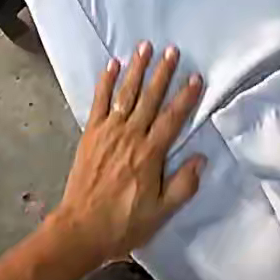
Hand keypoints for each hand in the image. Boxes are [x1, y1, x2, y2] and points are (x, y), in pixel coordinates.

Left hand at [46, 42, 205, 267]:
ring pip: (126, 94)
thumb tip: (201, 158)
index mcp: (150, 153)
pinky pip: (99, 103)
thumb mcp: (161, 212)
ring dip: (137, 69)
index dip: (185, 97)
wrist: (78, 232)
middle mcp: (131, 136)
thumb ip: (183, 185)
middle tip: (172, 51)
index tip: (195, 77)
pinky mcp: (91, 134)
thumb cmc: (123, 223)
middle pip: (150, 98)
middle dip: (162, 73)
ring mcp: (109, 132)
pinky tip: (113, 64)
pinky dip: (106, 82)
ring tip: (145, 47)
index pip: (172, 118)